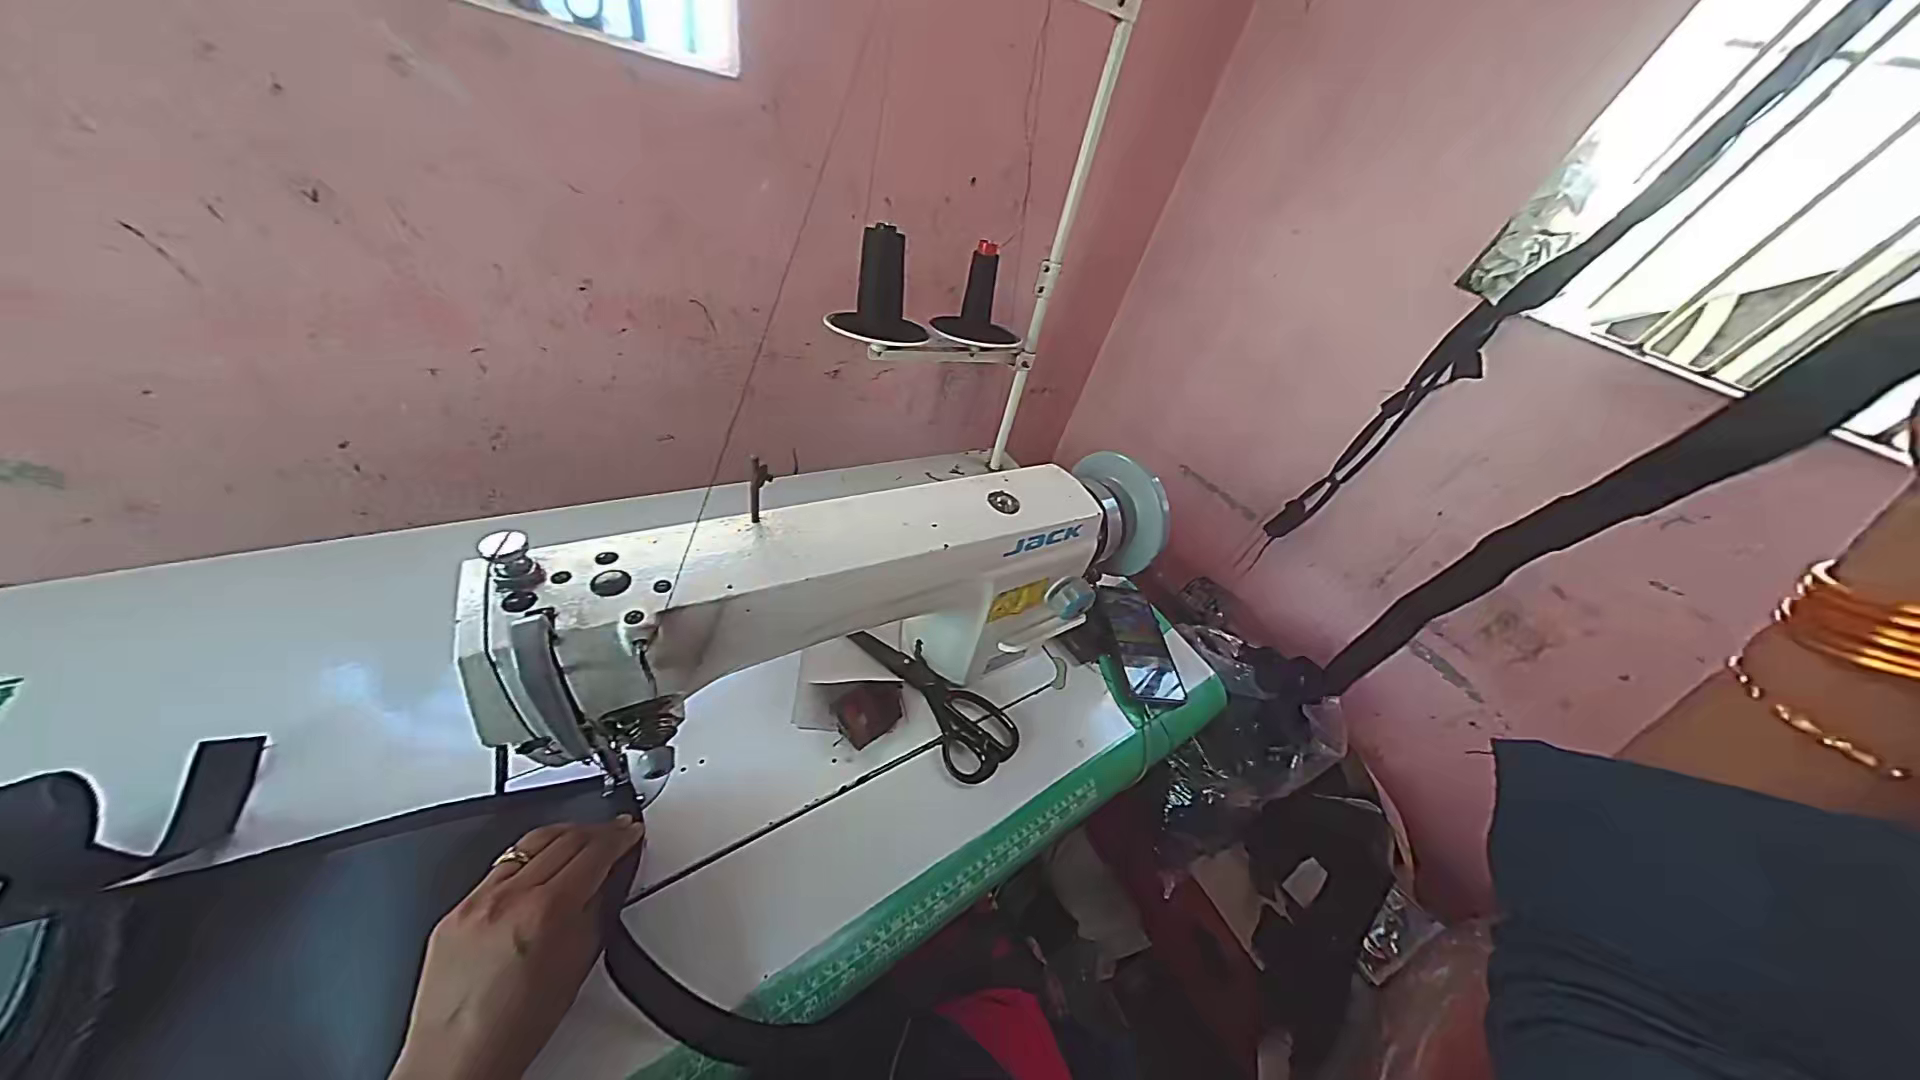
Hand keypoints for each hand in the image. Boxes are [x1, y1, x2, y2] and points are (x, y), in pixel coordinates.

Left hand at [389, 817, 645, 1079]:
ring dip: (565, 834)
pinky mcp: (454, 912)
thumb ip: (598, 905)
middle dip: (598, 831)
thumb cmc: (517, 1026)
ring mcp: (477, 903)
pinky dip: (529, 856)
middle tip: (614, 833)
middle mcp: (509, 898)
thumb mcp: (581, 957)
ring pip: (532, 842)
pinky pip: (501, 866)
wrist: (456, 1061)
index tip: (629, 833)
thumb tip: (610, 874)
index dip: (619, 836)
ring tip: (581, 839)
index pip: (595, 851)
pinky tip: (540, 862)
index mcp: (547, 910)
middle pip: (567, 838)